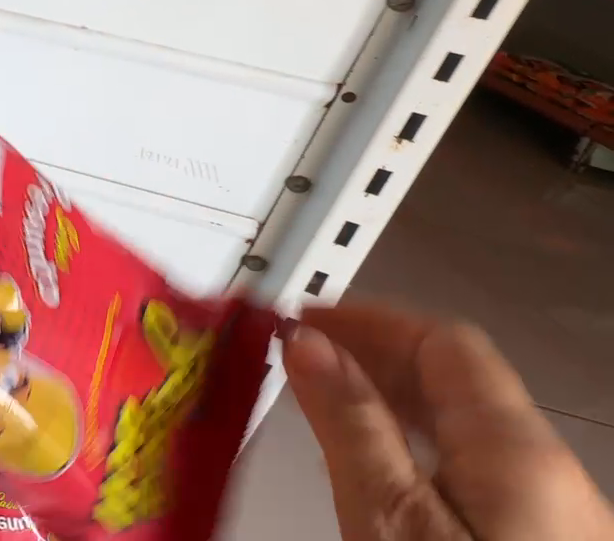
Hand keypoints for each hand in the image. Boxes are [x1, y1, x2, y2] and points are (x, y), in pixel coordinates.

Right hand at [284, 302, 613, 540]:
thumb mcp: (390, 517)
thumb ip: (349, 422)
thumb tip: (307, 341)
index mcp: (514, 449)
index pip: (443, 341)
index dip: (366, 318)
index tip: (294, 321)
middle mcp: (542, 466)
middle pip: (452, 374)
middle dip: (365, 348)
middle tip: (291, 353)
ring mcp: (546, 506)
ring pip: (456, 415)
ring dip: (379, 388)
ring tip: (313, 393)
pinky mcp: (533, 537)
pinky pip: (463, 456)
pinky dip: (402, 431)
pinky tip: (364, 451)